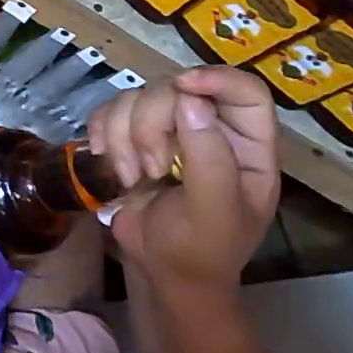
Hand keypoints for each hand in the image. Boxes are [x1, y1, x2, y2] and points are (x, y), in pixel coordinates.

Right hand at [89, 68, 281, 289]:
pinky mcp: (133, 133)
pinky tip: (109, 162)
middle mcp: (210, 126)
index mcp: (248, 145)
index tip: (182, 88)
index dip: (215, 78)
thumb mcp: (213, 214)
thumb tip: (190, 101)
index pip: (244, 90)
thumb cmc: (198, 251)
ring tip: (132, 176)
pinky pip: (111, 108)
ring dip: (124, 135)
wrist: (159, 274)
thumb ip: (210, 159)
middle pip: (176, 88)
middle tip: (152, 168)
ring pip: (138, 95)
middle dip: (152, 125)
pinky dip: (104, 132)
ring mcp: (169, 127)